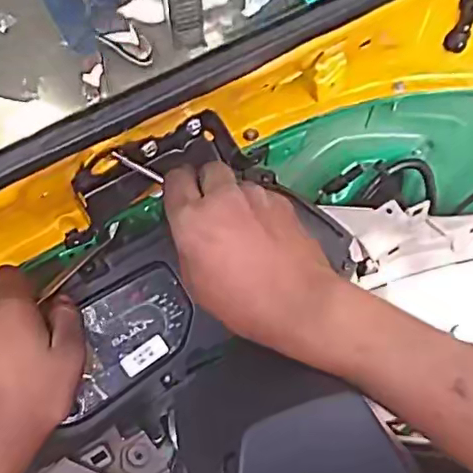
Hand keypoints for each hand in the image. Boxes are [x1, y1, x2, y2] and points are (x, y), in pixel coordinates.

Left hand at [0, 265, 84, 454]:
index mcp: (10, 307)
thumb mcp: (71, 355)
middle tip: (39, 339)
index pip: (15, 273)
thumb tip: (63, 304)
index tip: (44, 300)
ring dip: (1, 333)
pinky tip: (4, 373)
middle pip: (0, 299)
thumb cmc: (33, 398)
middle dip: (19, 313)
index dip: (32, 286)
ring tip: (22, 362)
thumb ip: (68, 318)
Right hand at [163, 161, 355, 364]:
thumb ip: (187, 249)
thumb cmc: (251, 302)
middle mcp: (224, 199)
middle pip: (207, 169)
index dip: (175, 186)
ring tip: (239, 229)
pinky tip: (262, 235)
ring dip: (234, 199)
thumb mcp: (196, 284)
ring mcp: (255, 197)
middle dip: (205, 184)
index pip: (174, 181)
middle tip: (208, 207)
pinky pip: (262, 196)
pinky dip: (259, 209)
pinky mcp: (281, 202)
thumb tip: (188, 240)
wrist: (298, 303)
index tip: (178, 193)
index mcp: (193, 219)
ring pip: (237, 183)